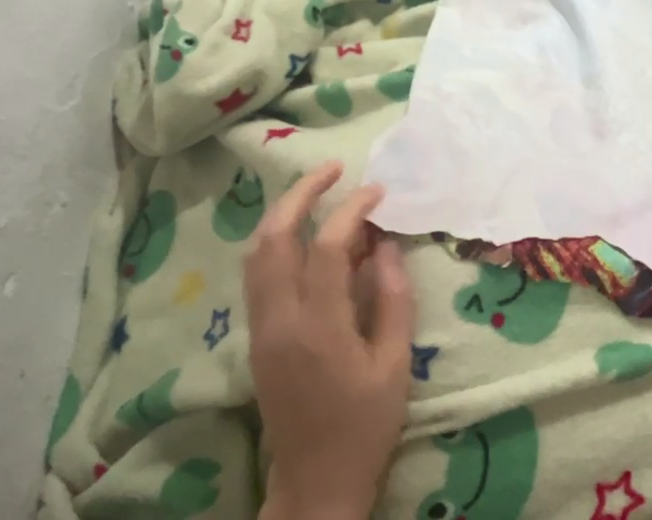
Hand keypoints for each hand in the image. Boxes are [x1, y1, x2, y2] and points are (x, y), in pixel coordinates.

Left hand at [248, 161, 413, 519]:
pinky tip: (304, 234)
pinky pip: (258, 274)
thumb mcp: (395, 364)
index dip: (352, 211)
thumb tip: (387, 244)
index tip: (378, 192)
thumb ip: (393, 299)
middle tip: (334, 168)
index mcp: (319, 329)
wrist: (316, 482)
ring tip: (318, 191)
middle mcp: (279, 321)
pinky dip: (277, 241)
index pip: (326, 248)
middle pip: (274, 239)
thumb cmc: (366, 425)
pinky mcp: (256, 339)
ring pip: (257, 254)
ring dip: (284, 214)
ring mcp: (261, 330)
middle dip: (301, 194)